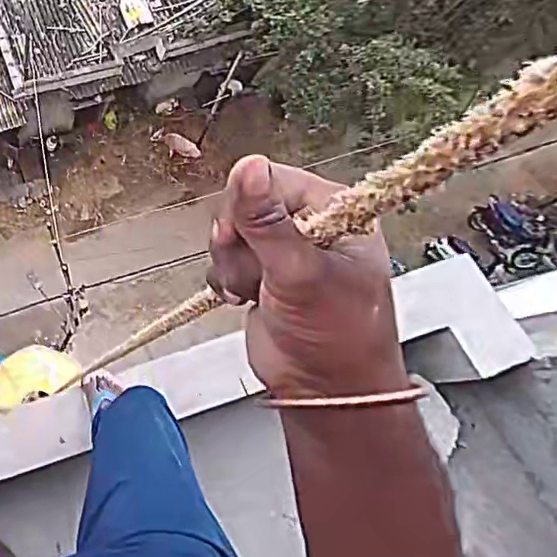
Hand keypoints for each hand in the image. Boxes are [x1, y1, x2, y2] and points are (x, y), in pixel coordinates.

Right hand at [206, 155, 409, 398]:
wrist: (323, 389)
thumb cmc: (336, 334)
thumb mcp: (299, 273)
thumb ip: (267, 221)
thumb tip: (248, 167)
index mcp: (333, 208)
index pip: (269, 179)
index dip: (247, 207)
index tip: (246, 238)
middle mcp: (306, 223)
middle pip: (240, 207)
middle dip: (237, 244)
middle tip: (258, 273)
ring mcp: (279, 250)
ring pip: (226, 237)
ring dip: (231, 267)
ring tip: (255, 291)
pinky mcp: (258, 273)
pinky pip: (220, 261)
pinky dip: (224, 282)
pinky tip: (244, 298)